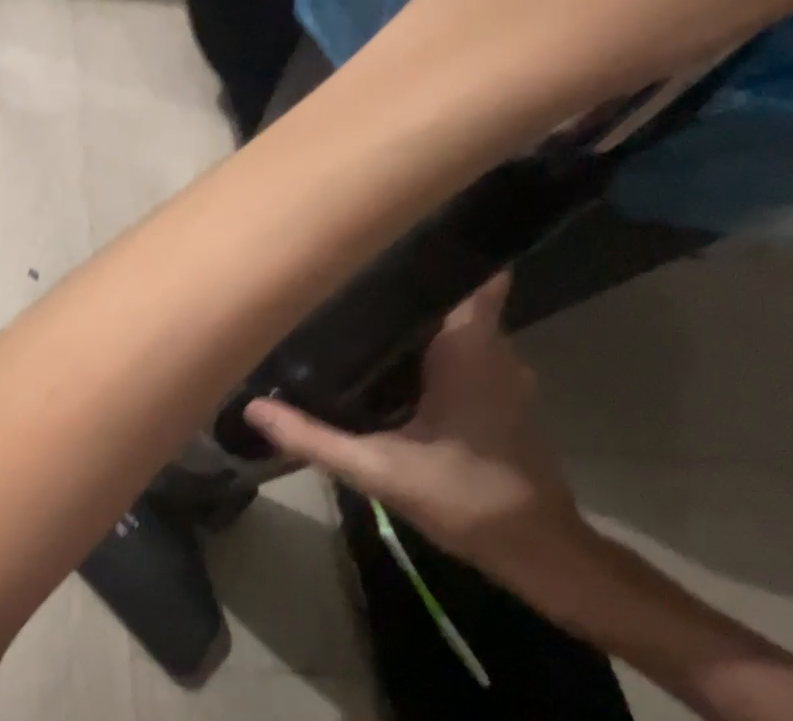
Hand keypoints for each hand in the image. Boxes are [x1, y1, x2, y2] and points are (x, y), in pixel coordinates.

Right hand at [243, 274, 596, 586]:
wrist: (540, 554)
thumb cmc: (466, 499)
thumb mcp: (378, 471)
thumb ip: (314, 437)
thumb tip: (252, 407)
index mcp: (472, 354)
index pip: (475, 279)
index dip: (441, 252)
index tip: (389, 238)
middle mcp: (496, 355)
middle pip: (453, 300)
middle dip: (407, 287)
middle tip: (345, 276)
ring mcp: (505, 377)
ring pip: (458, 328)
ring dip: (417, 321)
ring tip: (355, 311)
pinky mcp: (502, 399)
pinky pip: (464, 353)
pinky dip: (430, 350)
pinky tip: (386, 362)